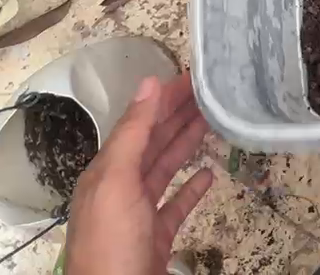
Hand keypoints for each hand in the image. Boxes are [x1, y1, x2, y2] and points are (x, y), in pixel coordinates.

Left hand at [63, 73, 214, 274]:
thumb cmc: (112, 244)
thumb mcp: (117, 183)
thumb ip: (133, 133)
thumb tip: (149, 82)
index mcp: (106, 174)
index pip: (138, 125)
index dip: (163, 99)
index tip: (193, 76)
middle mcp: (120, 190)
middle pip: (152, 143)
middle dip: (178, 114)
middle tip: (211, 90)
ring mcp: (138, 216)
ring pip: (165, 168)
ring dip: (186, 142)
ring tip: (213, 120)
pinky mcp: (156, 238)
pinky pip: (176, 204)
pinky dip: (192, 187)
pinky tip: (210, 173)